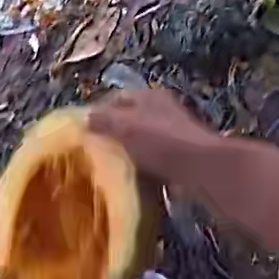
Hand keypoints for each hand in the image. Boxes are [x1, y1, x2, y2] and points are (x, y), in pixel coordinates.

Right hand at [87, 89, 223, 189]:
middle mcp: (161, 111)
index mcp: (149, 96)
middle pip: (128, 120)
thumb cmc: (160, 141)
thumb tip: (84, 117)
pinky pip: (150, 161)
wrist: (198, 169)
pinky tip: (126, 181)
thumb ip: (105, 120)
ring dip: (125, 155)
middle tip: (90, 154)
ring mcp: (170, 134)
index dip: (98, 111)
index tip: (81, 132)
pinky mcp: (176, 158)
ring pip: (139, 142)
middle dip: (111, 135)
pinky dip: (139, 169)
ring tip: (105, 170)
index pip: (117, 98)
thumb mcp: (126, 126)